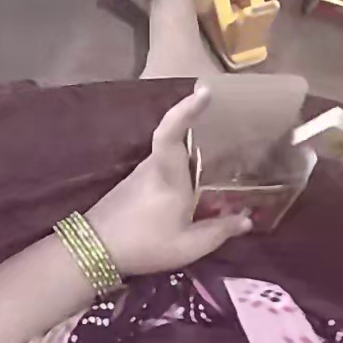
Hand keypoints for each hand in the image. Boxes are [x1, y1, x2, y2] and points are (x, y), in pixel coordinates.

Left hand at [85, 88, 251, 275]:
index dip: (186, 110)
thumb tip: (247, 220)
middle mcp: (154, 167)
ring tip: (221, 151)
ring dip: (193, 148)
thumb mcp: (188, 246)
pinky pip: (165, 165)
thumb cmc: (144, 246)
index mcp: (168, 176)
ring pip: (172, 153)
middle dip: (198, 123)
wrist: (95, 250)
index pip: (172, 133)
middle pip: (177, 138)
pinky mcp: (135, 182)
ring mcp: (142, 173)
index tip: (204, 91)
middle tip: (228, 117)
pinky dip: (182, 165)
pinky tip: (196, 180)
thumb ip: (219, 231)